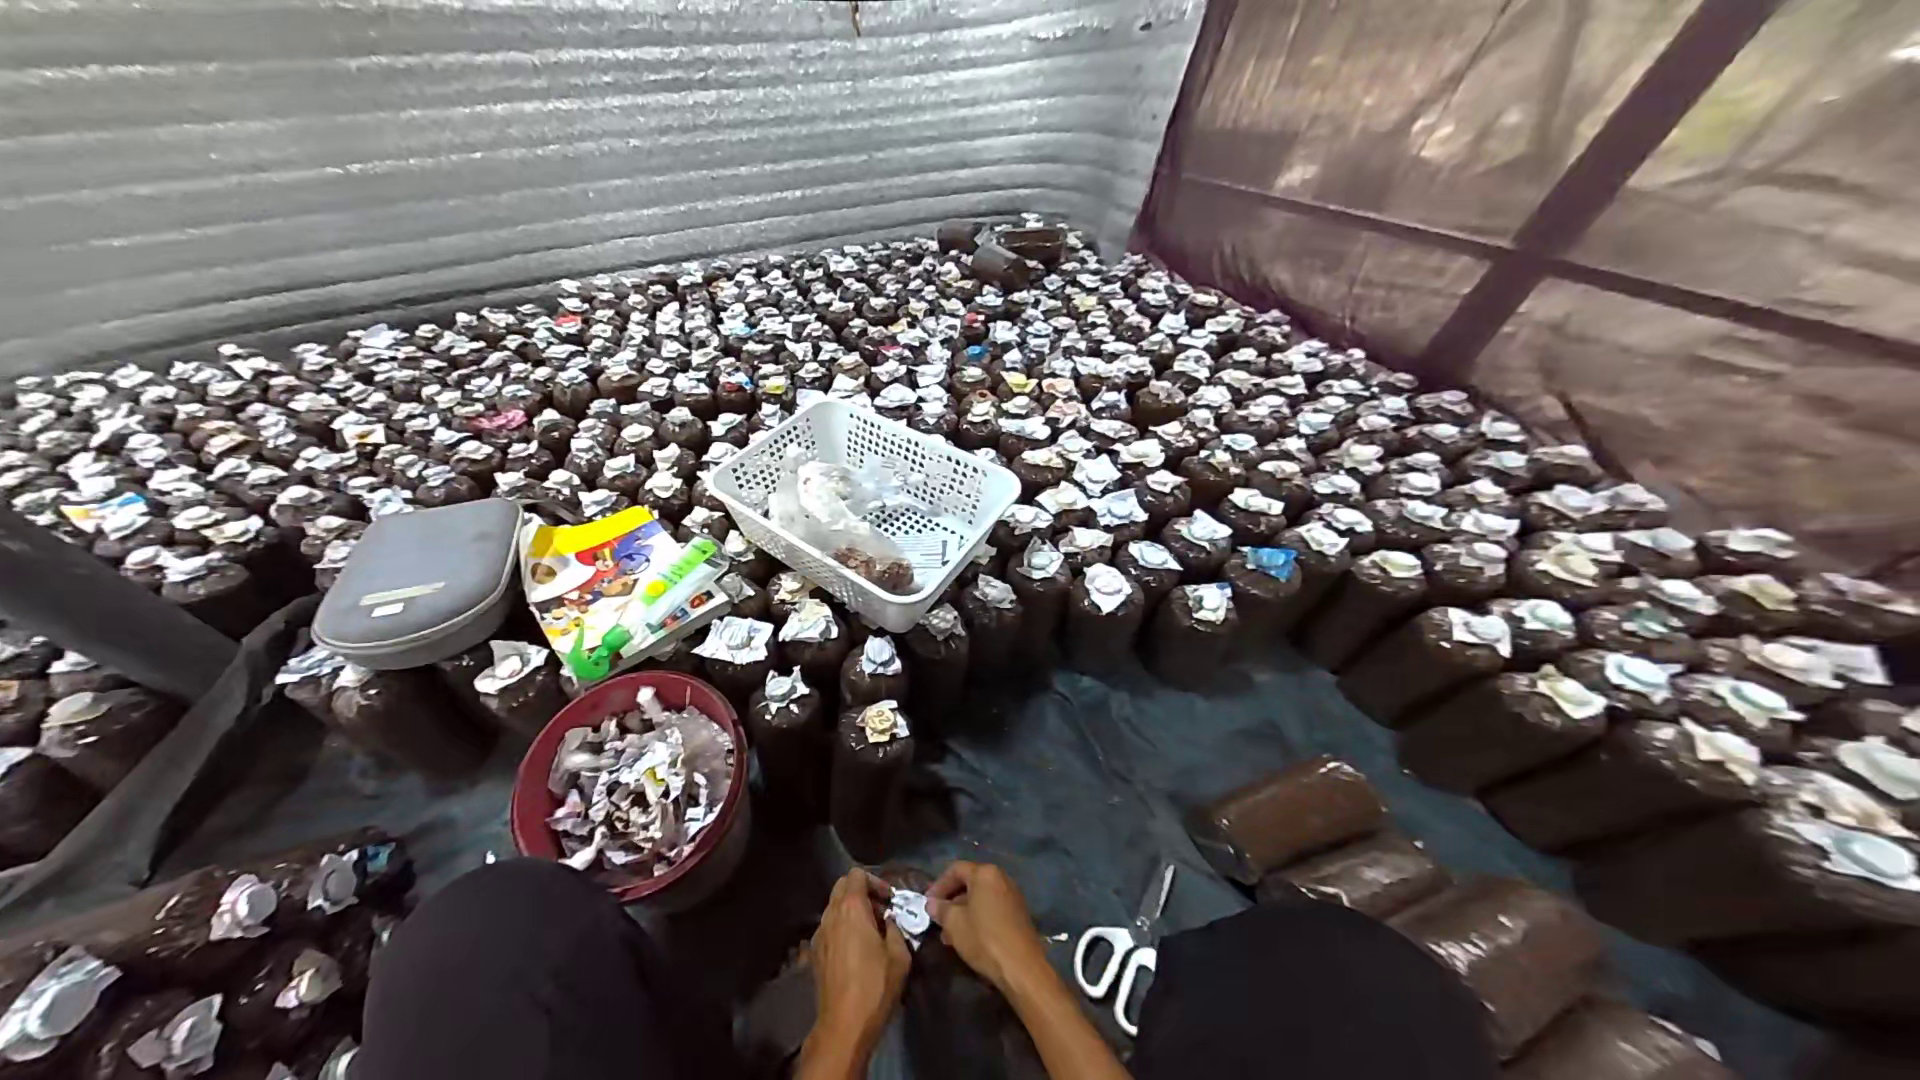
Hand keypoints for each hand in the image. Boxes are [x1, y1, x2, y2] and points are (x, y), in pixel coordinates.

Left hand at [801, 869, 909, 1076]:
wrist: (843, 1025)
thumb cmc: (875, 986)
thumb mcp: (899, 954)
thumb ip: (895, 928)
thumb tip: (889, 920)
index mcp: (852, 908)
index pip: (857, 875)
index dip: (875, 881)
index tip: (889, 900)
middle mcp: (831, 915)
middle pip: (842, 886)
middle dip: (862, 891)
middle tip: (880, 911)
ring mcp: (819, 934)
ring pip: (834, 906)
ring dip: (851, 909)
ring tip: (870, 930)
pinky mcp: (814, 953)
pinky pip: (829, 926)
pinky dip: (842, 926)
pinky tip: (855, 948)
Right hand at [925, 861, 1050, 996]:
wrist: (1021, 967)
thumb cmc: (984, 938)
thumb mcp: (955, 924)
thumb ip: (941, 909)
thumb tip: (932, 904)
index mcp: (985, 873)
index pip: (956, 869)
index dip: (938, 885)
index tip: (927, 903)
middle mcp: (1001, 878)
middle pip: (969, 882)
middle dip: (950, 900)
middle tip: (936, 918)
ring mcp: (1012, 896)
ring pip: (980, 898)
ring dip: (962, 912)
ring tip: (947, 934)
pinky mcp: (1018, 914)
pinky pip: (991, 909)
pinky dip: (977, 918)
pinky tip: (966, 938)